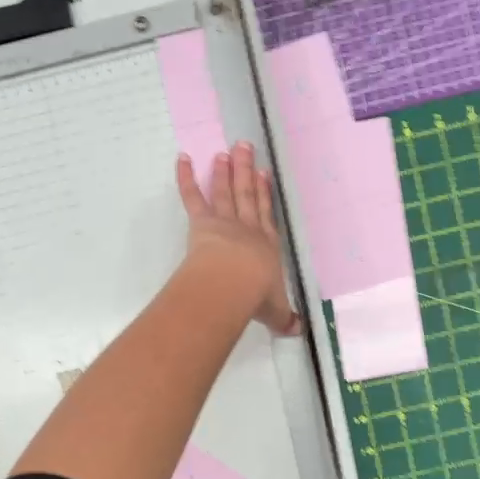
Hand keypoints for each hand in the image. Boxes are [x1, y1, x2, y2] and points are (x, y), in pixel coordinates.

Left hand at [175, 142, 299, 335]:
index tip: (264, 175)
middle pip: (247, 196)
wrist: (234, 284)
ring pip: (225, 192)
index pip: (266, 216)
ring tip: (223, 152)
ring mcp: (225, 222)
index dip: (265, 196)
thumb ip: (284, 319)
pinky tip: (181, 159)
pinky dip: (186, 177)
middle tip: (244, 147)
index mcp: (267, 247)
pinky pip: (192, 197)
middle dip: (246, 171)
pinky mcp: (202, 223)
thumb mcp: (276, 311)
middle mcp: (247, 229)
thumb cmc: (257, 296)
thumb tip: (298, 331)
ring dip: (224, 172)